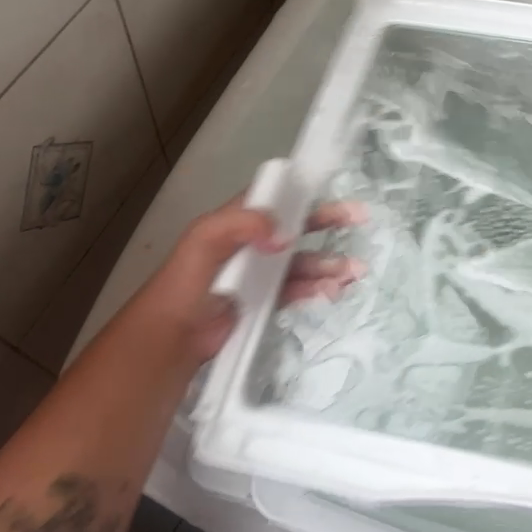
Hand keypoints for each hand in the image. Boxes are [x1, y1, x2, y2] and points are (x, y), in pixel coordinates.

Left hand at [132, 197, 366, 362]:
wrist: (170, 338)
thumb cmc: (187, 284)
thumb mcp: (207, 241)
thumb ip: (244, 225)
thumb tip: (286, 236)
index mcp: (235, 222)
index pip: (275, 200)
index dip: (304, 195)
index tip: (331, 193)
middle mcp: (249, 243)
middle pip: (295, 227)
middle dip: (328, 222)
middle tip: (361, 219)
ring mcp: (256, 273)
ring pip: (301, 261)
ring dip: (328, 262)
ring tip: (354, 271)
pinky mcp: (260, 301)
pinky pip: (295, 289)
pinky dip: (315, 287)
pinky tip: (332, 291)